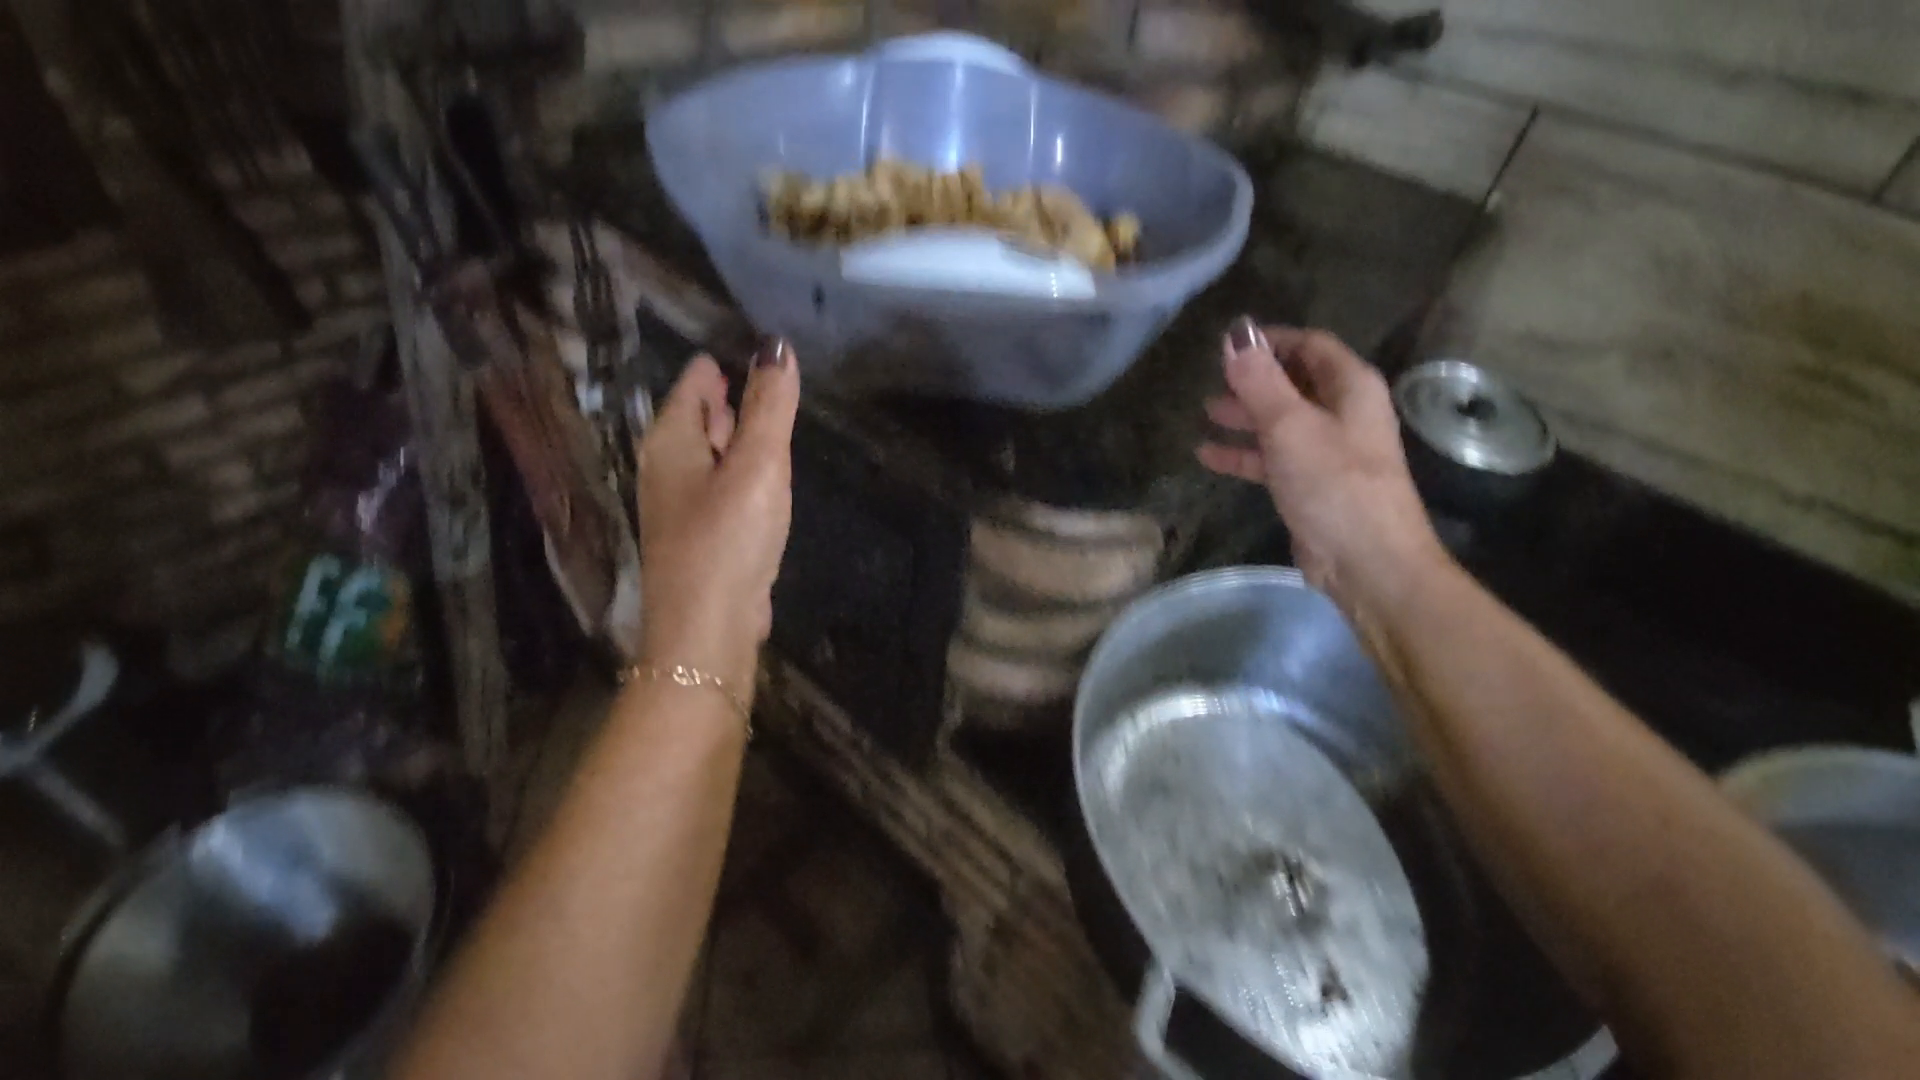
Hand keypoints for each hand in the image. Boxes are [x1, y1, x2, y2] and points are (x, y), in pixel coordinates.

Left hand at [635, 343, 799, 687]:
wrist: (709, 629)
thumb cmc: (728, 538)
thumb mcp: (758, 463)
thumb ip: (769, 405)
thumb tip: (776, 345)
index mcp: (670, 442)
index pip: (693, 383)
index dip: (721, 363)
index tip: (754, 347)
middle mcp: (666, 470)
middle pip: (696, 418)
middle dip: (726, 398)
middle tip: (763, 379)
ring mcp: (681, 508)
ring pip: (709, 457)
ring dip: (735, 439)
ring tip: (768, 422)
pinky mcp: (701, 539)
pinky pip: (721, 489)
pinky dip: (740, 475)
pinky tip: (763, 482)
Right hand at [1197, 319, 1445, 608]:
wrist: (1366, 560)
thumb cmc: (1332, 483)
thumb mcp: (1289, 425)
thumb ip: (1259, 381)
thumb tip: (1235, 335)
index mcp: (1350, 387)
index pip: (1310, 345)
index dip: (1270, 341)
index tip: (1228, 345)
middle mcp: (1343, 413)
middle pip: (1294, 382)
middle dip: (1253, 380)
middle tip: (1212, 380)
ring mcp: (1328, 451)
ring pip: (1281, 421)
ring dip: (1245, 416)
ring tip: (1205, 412)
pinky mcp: (1312, 485)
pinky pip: (1273, 458)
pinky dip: (1244, 454)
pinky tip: (1208, 456)